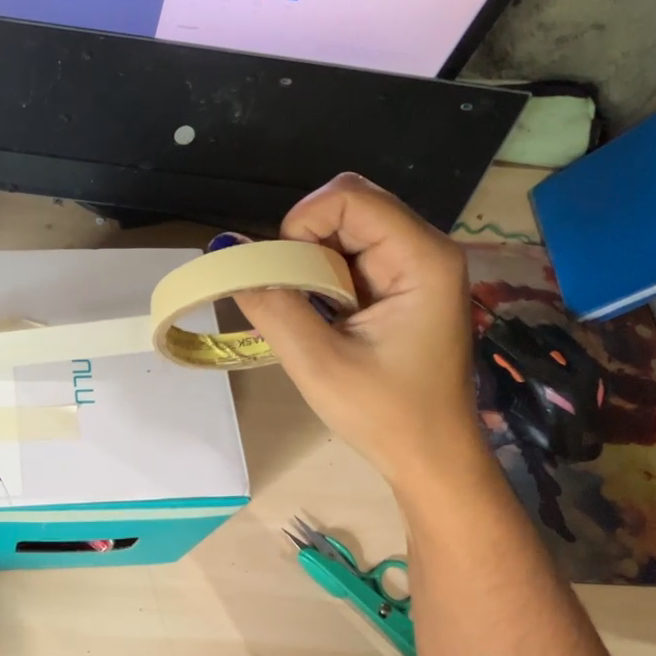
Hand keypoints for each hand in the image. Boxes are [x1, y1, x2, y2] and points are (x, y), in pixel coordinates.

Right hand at [227, 173, 480, 480]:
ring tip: (310, 313)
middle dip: (304, 243)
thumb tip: (225, 251)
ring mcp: (416, 266)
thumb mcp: (318, 362)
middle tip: (295, 297)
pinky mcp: (402, 284)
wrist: (431, 458)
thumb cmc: (385, 415)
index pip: (348, 197)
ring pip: (345, 229)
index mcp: (422, 259)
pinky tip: (324, 317)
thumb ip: (272, 304)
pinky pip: (351, 255)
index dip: (302, 224)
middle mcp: (425, 249)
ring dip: (312, 263)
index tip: (287, 277)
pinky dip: (323, 277)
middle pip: (348, 206)